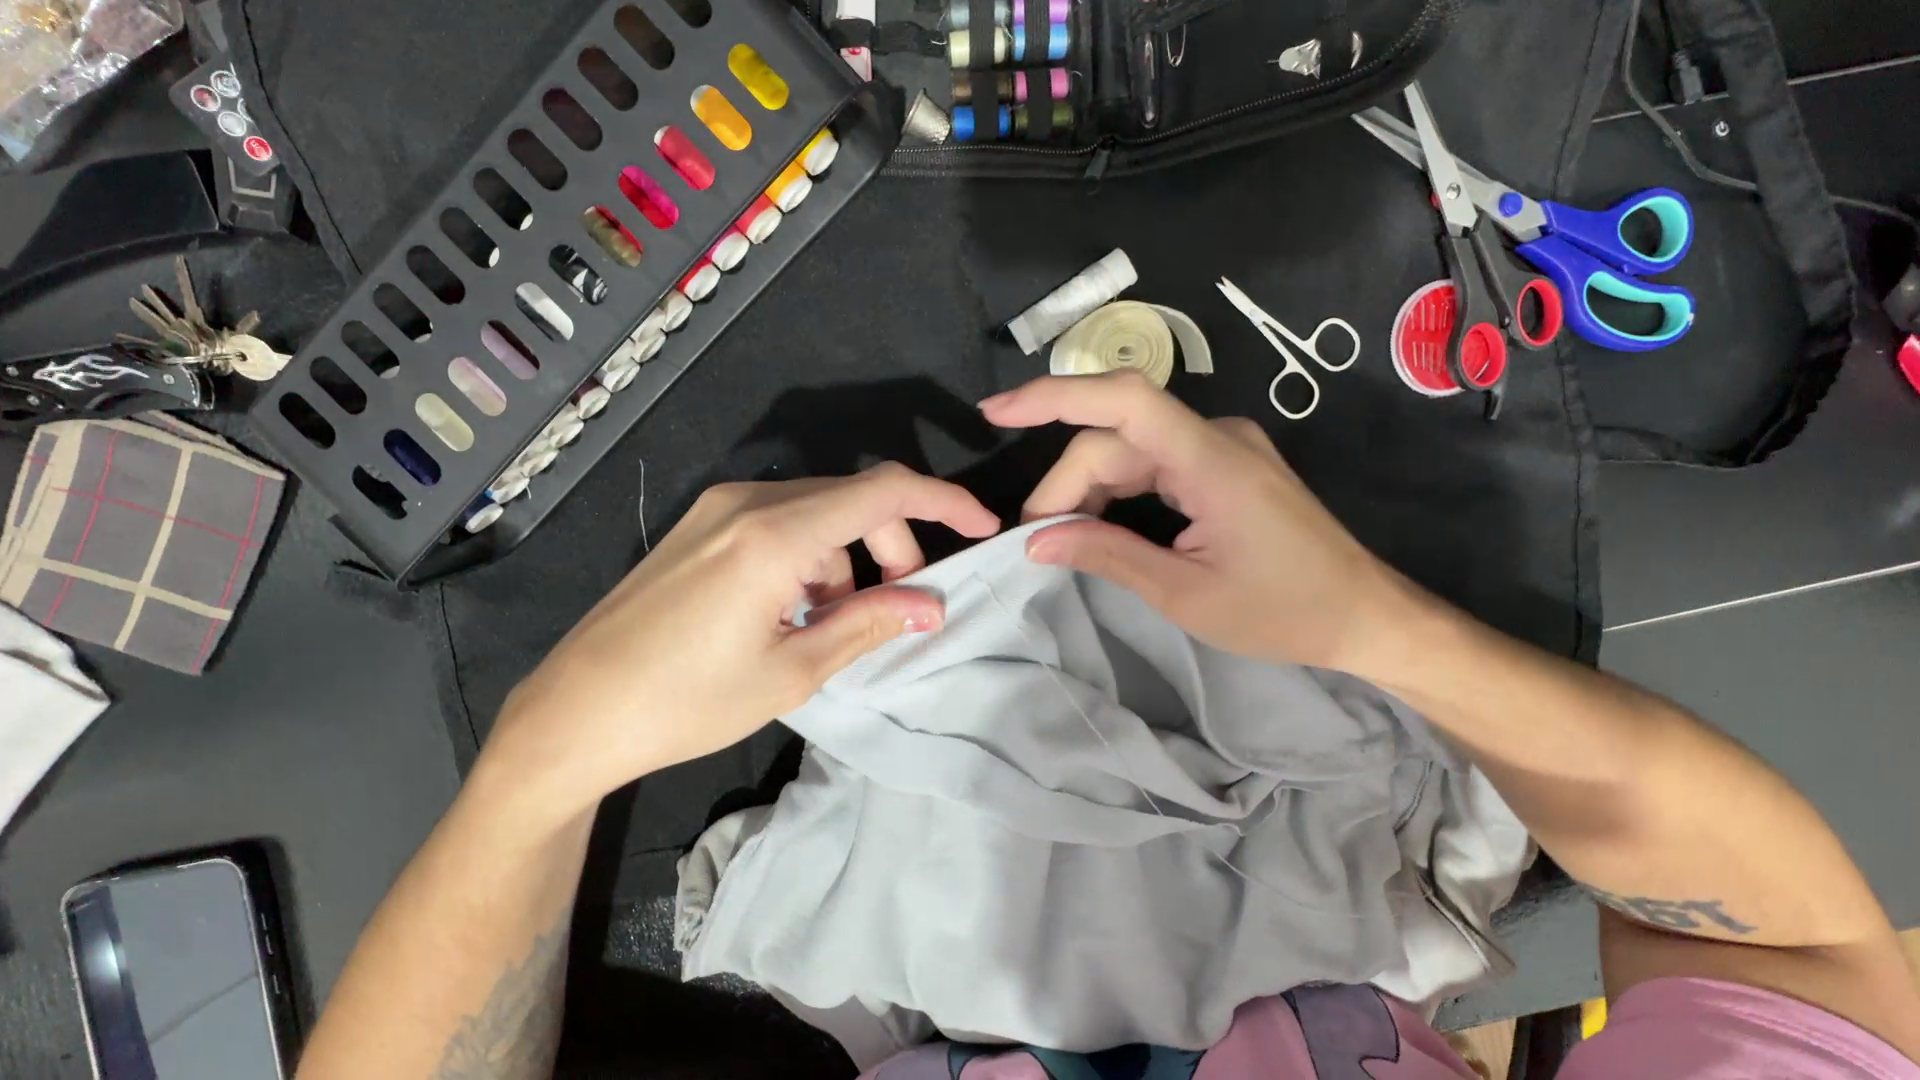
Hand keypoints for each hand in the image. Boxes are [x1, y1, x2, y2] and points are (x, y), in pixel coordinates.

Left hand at [485, 464, 1000, 811]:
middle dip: (892, 544)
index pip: (883, 491)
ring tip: (833, 622)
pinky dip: (809, 556)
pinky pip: (778, 522)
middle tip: (898, 605)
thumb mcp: (792, 671)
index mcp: (774, 535)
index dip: (943, 503)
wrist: (576, 710)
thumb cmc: (687, 702)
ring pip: (816, 510)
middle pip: (852, 498)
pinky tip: (792, 609)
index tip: (981, 528)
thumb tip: (932, 606)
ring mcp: (717, 510)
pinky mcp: (699, 526)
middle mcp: (747, 503)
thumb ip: (869, 626)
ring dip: (848, 556)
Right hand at [981, 372, 1420, 673]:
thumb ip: (1107, 556)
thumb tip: (1035, 541)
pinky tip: (1095, 523)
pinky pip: (1153, 464)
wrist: (1366, 615)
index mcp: (1211, 460)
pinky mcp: (1222, 466)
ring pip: (1130, 449)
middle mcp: (1215, 437)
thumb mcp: (1186, 595)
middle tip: (1031, 538)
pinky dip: (1117, 490)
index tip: (995, 412)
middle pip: (1115, 436)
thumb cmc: (1284, 611)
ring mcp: (1220, 448)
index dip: (1052, 396)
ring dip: (1087, 488)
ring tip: (1056, 535)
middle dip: (1064, 482)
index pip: (1121, 401)